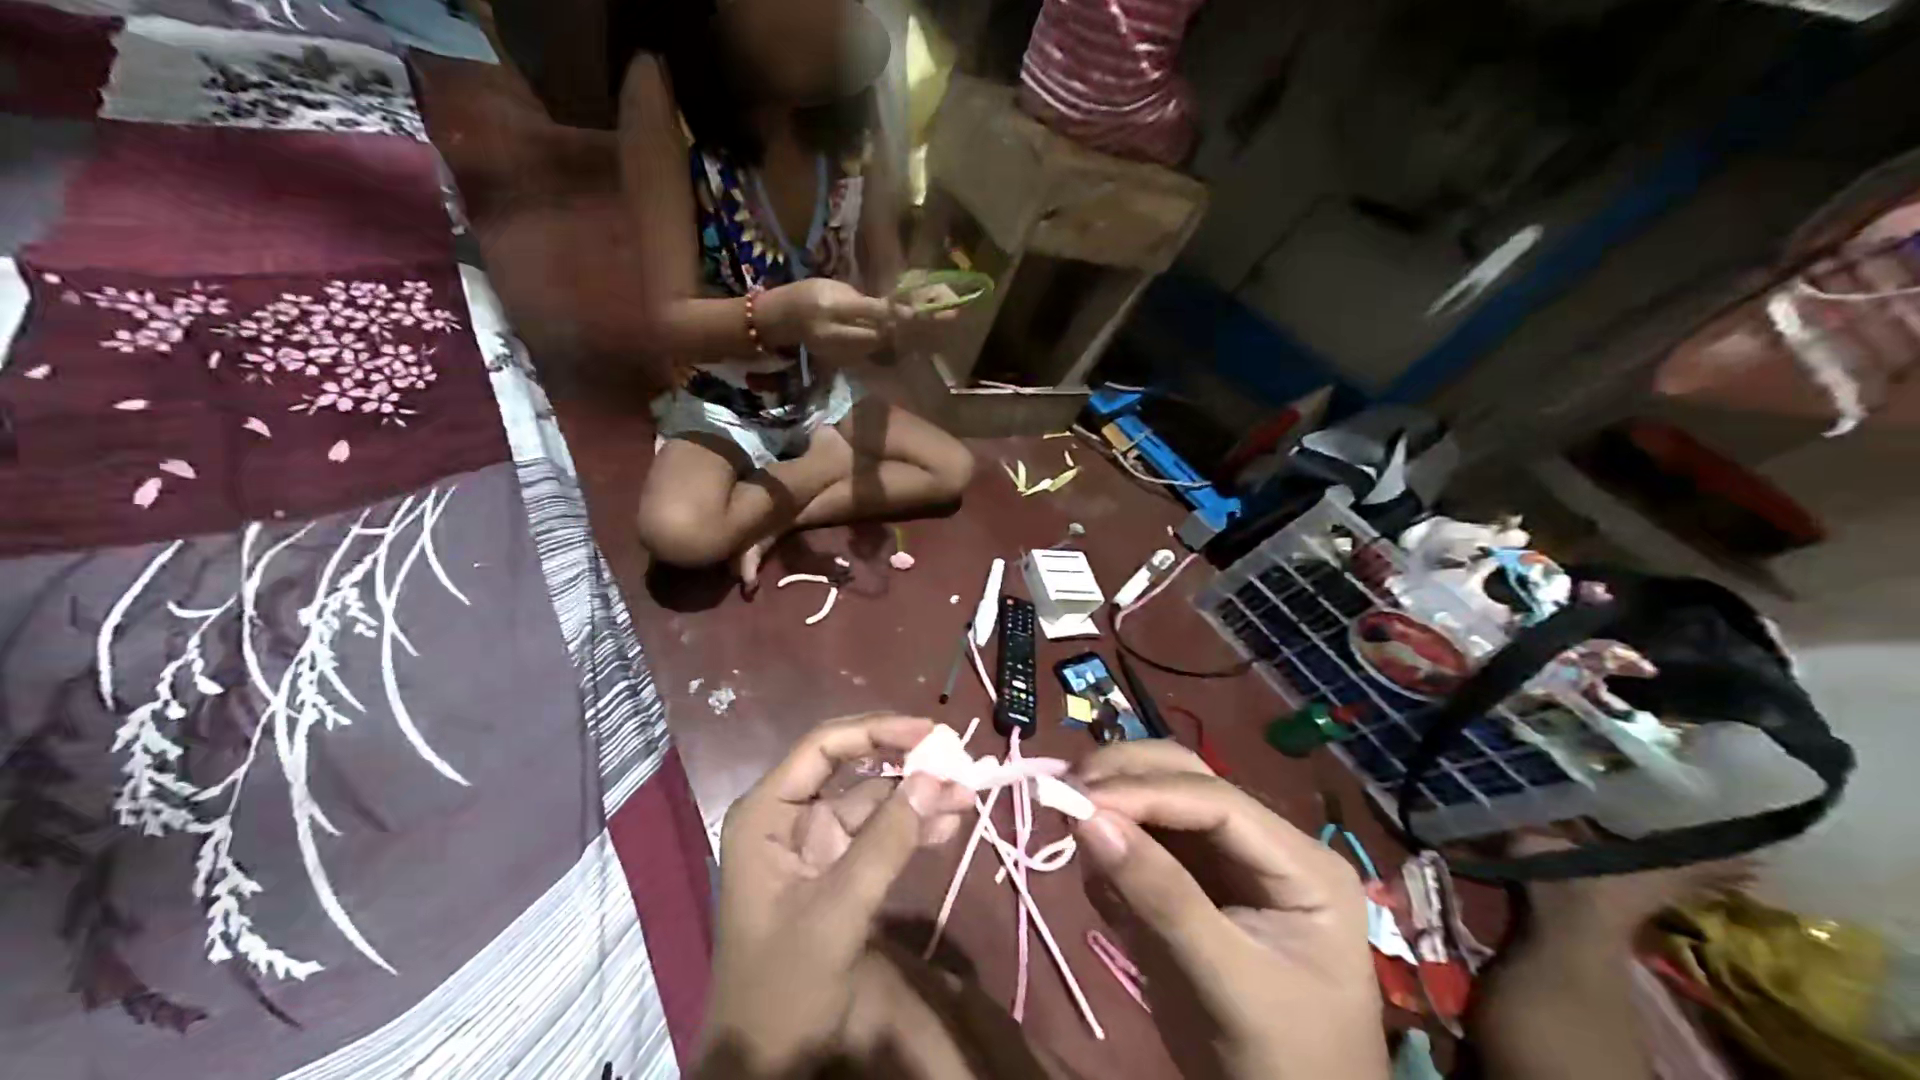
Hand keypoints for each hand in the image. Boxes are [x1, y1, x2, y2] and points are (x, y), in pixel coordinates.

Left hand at [700, 715, 971, 1077]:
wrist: (767, 1060)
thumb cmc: (785, 980)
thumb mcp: (837, 909)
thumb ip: (886, 842)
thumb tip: (934, 778)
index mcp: (767, 813)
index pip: (823, 748)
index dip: (876, 731)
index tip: (928, 732)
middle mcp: (790, 816)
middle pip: (853, 768)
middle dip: (904, 762)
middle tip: (955, 761)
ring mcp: (816, 843)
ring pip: (874, 800)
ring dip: (917, 796)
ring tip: (966, 795)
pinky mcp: (839, 869)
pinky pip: (881, 834)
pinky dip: (913, 828)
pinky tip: (948, 825)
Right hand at [757, 279, 896, 362]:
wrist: (785, 318)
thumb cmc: (814, 295)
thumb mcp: (837, 289)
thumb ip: (863, 301)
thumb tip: (896, 309)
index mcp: (832, 307)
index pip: (870, 312)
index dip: (893, 313)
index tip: (913, 313)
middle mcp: (832, 332)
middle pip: (874, 337)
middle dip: (893, 333)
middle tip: (910, 328)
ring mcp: (833, 351)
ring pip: (871, 351)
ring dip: (888, 345)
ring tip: (901, 336)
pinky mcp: (835, 362)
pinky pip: (863, 359)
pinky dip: (876, 353)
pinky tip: (886, 347)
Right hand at [1074, 742, 1387, 1079]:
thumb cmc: (1282, 1061)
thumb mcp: (1226, 982)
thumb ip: (1161, 896)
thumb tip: (1086, 817)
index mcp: (1301, 863)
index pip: (1215, 801)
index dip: (1144, 791)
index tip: (1078, 799)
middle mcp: (1264, 844)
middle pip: (1186, 779)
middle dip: (1124, 779)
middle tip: (1064, 795)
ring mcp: (1228, 860)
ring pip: (1160, 799)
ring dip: (1113, 804)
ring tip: (1073, 830)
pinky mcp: (1194, 882)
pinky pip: (1144, 840)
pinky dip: (1112, 843)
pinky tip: (1097, 875)